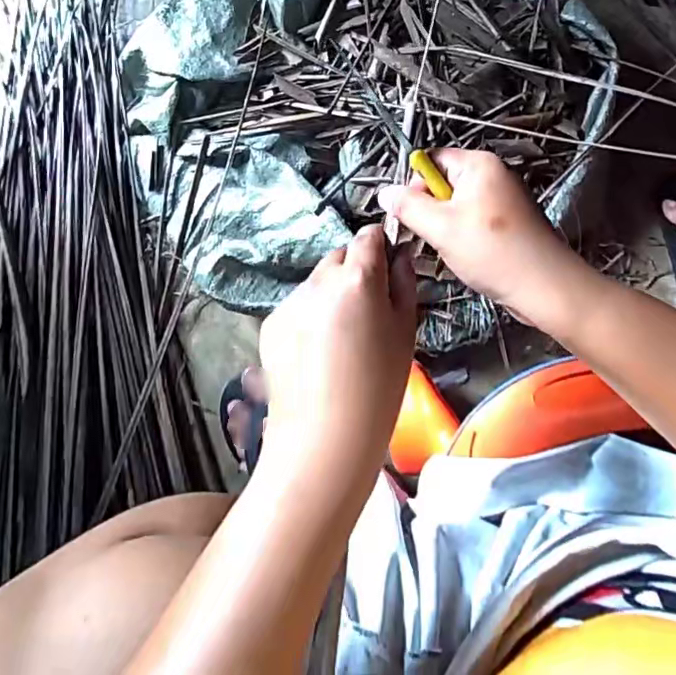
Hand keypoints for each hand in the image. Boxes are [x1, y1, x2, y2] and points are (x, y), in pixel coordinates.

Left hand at [257, 225, 416, 472]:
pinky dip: (308, 319)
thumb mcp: (405, 334)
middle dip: (354, 273)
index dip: (380, 246)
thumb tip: (400, 255)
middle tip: (366, 313)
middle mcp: (319, 281)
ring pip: (317, 284)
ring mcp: (290, 301)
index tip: (387, 266)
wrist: (323, 440)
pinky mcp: (271, 322)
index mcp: (357, 279)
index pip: (368, 237)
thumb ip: (404, 284)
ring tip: (340, 342)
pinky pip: (297, 307)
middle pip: (340, 258)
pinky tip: (316, 355)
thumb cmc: (378, 389)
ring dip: (330, 296)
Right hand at [377, 149, 601, 333]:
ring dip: (445, 228)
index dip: (414, 185)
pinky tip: (469, 257)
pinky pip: (472, 221)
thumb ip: (408, 207)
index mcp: (479, 164)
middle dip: (430, 211)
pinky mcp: (508, 222)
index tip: (410, 213)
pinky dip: (464, 238)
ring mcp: (503, 198)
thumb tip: (384, 193)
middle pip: (442, 184)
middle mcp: (493, 174)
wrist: (547, 288)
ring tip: (453, 249)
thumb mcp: (441, 228)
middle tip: (433, 236)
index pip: (430, 160)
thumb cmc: (494, 252)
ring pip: (455, 207)